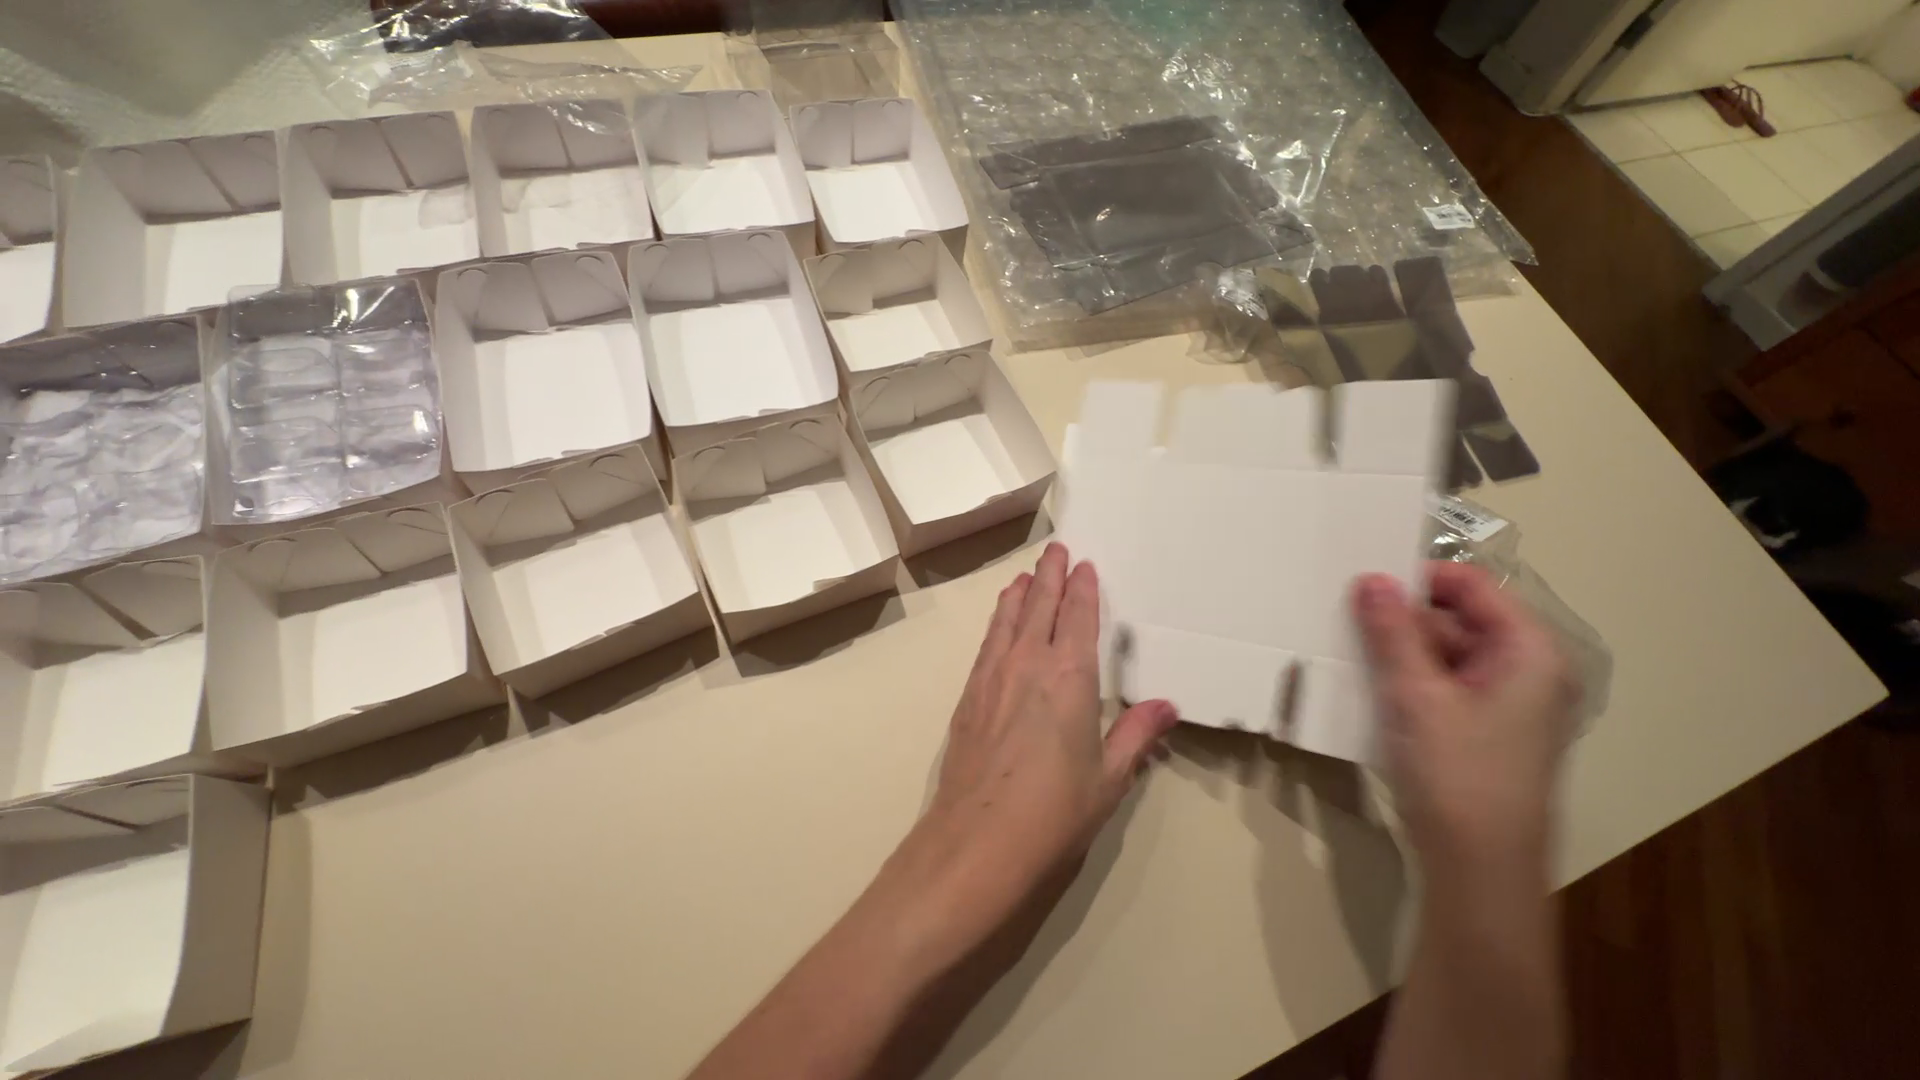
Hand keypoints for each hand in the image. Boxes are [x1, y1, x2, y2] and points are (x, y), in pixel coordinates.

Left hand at [894, 543, 1179, 946]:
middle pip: (1038, 607)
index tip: (1084, 565)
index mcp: (1068, 676)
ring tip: (1025, 576)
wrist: (977, 841)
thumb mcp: (1108, 778)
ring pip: (1007, 621)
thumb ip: (1135, 736)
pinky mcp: (968, 698)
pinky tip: (999, 626)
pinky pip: (986, 645)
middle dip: (1049, 576)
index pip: (1076, 618)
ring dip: (1019, 594)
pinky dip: (997, 624)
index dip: (1082, 589)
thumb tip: (1166, 705)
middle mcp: (1027, 664)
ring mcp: (991, 678)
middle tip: (1055, 549)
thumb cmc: (1054, 812)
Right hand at [1352, 562, 1575, 878]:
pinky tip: (1370, 689)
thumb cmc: (1458, 773)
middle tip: (1345, 624)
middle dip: (1402, 620)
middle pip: (1457, 619)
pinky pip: (1444, 685)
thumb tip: (1371, 579)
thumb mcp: (1416, 695)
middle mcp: (1527, 669)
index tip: (1363, 586)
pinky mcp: (1485, 730)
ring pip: (1445, 653)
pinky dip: (1409, 681)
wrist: (1480, 868)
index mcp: (1529, 651)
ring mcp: (1508, 702)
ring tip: (1349, 655)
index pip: (1472, 586)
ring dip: (1400, 652)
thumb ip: (1393, 632)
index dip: (1418, 579)